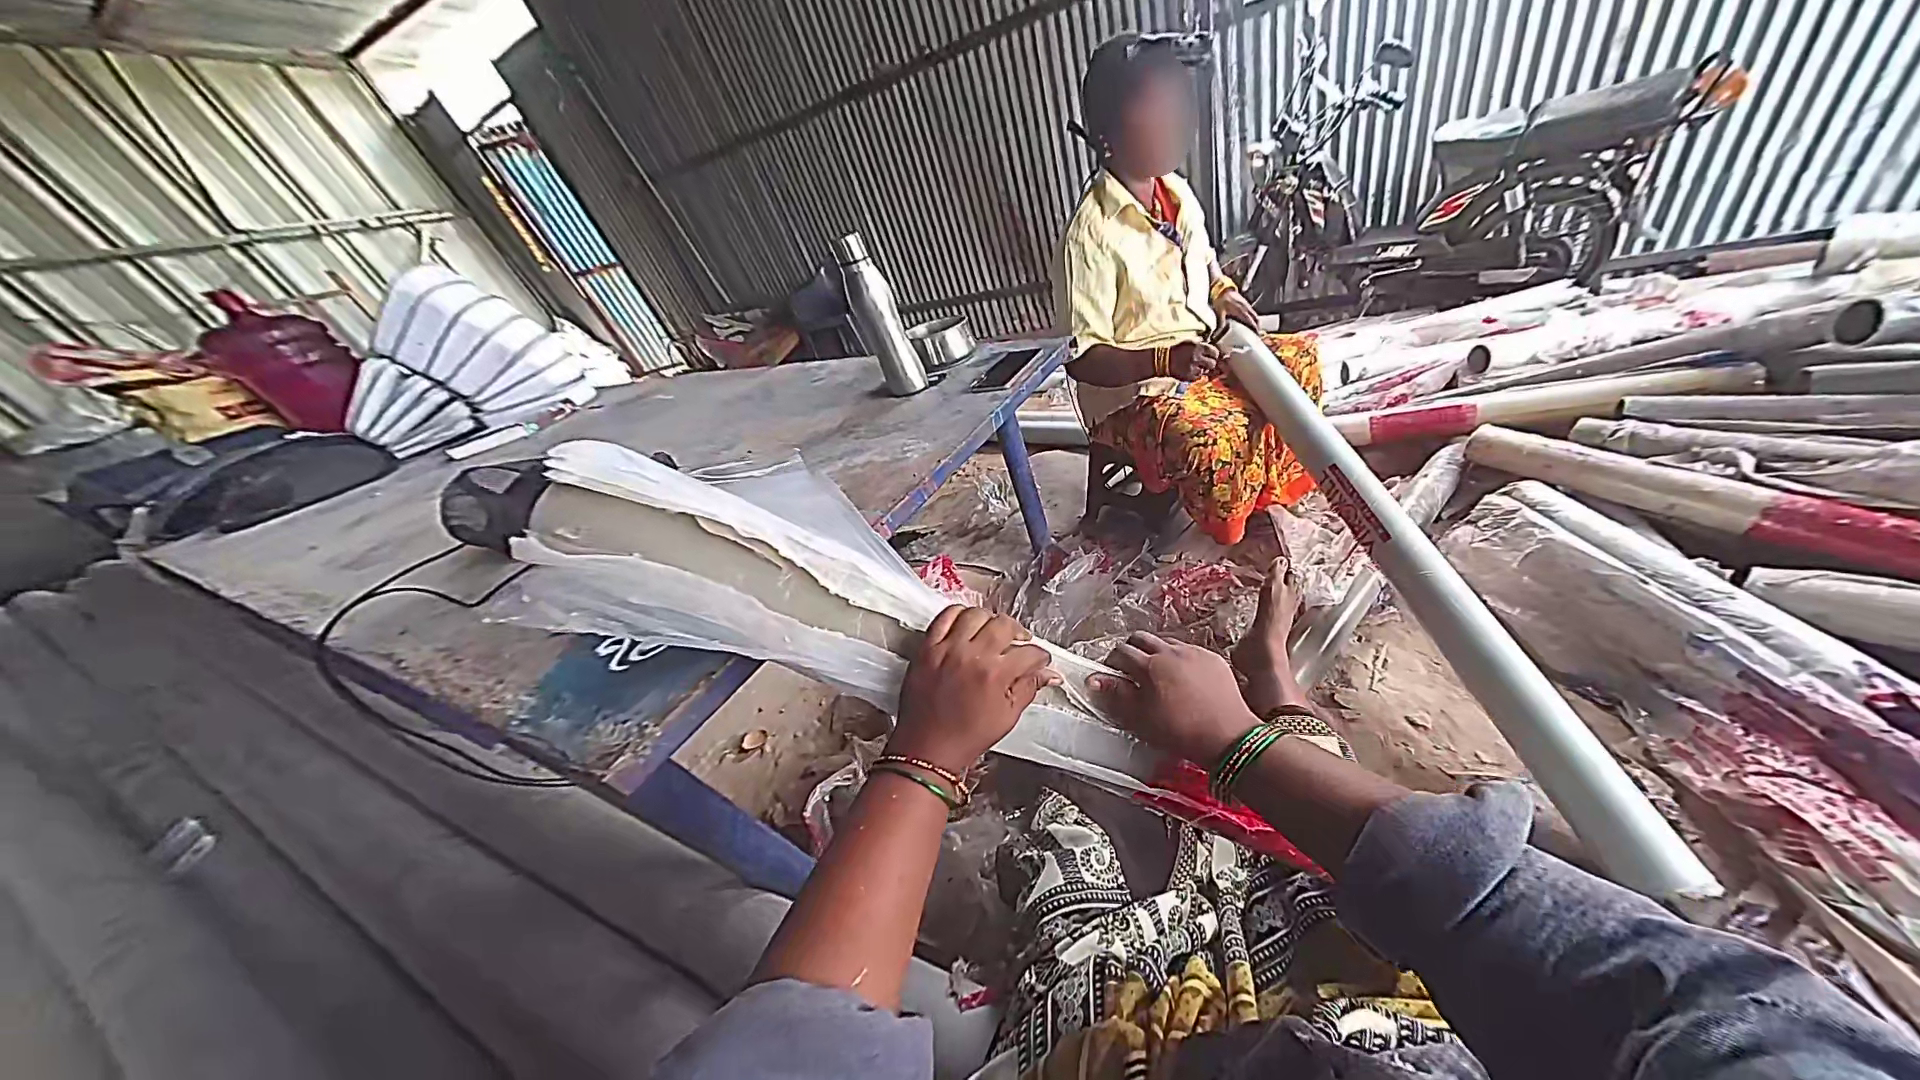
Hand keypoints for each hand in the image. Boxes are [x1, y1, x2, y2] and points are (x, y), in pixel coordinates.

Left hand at [891, 606, 1059, 773]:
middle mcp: (972, 656)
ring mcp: (947, 649)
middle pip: (1004, 624)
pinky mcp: (927, 648)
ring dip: (989, 619)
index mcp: (995, 674)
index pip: (1029, 652)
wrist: (928, 747)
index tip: (1039, 659)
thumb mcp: (1007, 716)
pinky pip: (945, 617)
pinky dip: (958, 614)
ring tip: (992, 630)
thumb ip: (1028, 688)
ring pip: (975, 614)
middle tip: (1019, 641)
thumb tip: (1047, 674)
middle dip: (1018, 632)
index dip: (1040, 656)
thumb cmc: (966, 736)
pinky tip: (966, 622)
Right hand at [1090, 632, 1258, 765]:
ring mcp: (1194, 652)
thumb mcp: (1140, 717)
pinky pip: (1189, 650)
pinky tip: (1182, 677)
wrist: (1228, 737)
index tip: (1112, 676)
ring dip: (1155, 652)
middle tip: (1131, 670)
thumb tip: (1094, 679)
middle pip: (1141, 638)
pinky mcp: (1213, 658)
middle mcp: (1170, 651)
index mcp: (1149, 665)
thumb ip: (1116, 694)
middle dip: (1131, 650)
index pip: (1120, 651)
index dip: (1111, 662)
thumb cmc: (1179, 731)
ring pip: (1165, 641)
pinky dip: (1179, 658)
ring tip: (1157, 674)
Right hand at [1167, 341, 1221, 381]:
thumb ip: (1202, 345)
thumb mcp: (1190, 342)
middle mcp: (1196, 358)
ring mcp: (1193, 368)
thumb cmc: (1177, 350)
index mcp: (1198, 347)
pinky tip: (1190, 371)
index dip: (1213, 355)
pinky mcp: (1188, 377)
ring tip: (1195, 366)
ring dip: (1202, 369)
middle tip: (1205, 363)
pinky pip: (1197, 377)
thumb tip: (1212, 348)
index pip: (1215, 353)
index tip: (1211, 356)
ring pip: (1205, 371)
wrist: (1163, 360)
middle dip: (1210, 363)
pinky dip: (1195, 375)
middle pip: (1212, 364)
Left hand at [1214, 287, 1260, 330]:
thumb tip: (1217, 333)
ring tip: (1255, 329)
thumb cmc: (1221, 301)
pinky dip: (1253, 317)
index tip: (1256, 334)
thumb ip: (1221, 322)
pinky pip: (1252, 311)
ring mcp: (1247, 305)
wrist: (1223, 290)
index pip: (1251, 321)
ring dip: (1256, 321)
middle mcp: (1246, 308)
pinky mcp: (1245, 303)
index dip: (1254, 327)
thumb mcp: (1220, 312)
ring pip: (1255, 314)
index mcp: (1241, 311)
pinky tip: (1250, 321)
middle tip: (1257, 334)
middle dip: (1258, 326)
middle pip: (1256, 318)